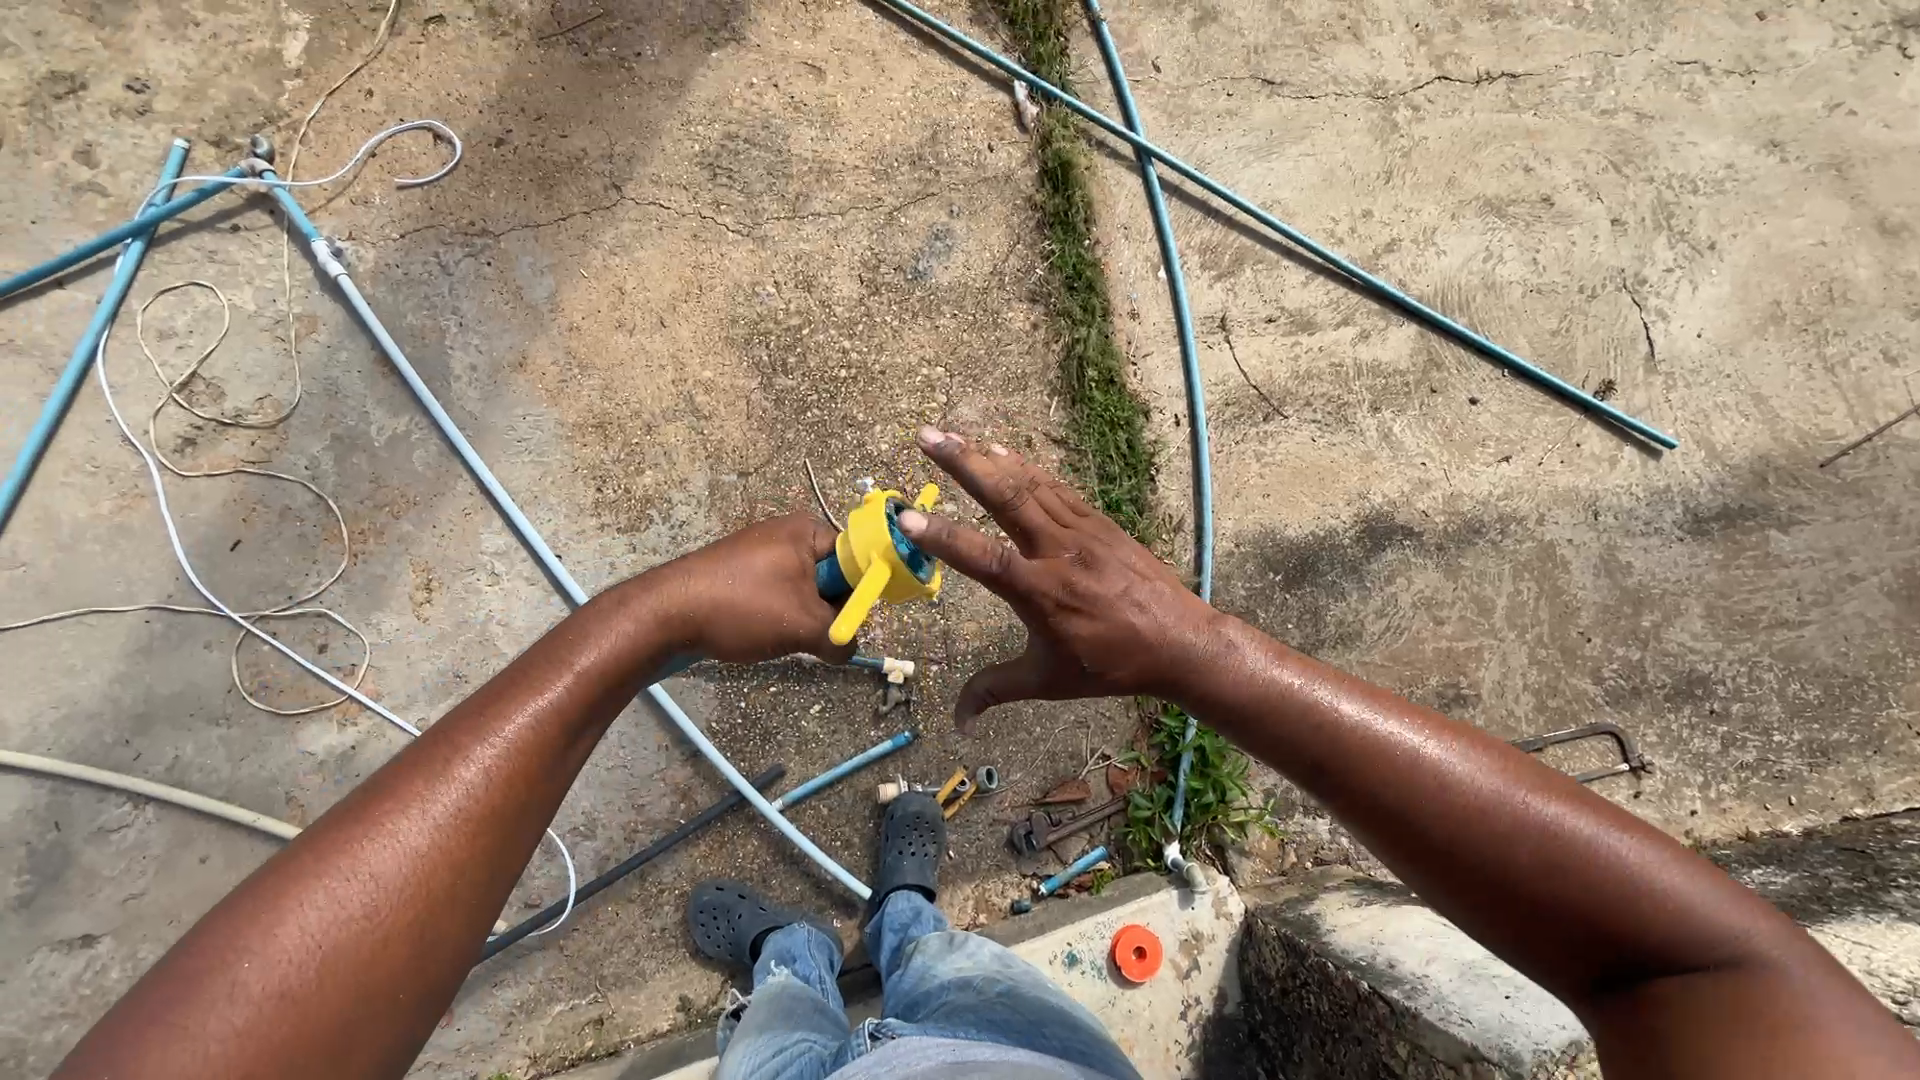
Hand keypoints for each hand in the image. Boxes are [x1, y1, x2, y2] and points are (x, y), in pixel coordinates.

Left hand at [642, 513, 854, 665]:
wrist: (665, 615)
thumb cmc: (743, 607)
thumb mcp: (804, 627)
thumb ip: (840, 638)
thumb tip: (847, 650)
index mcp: (806, 530)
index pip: (855, 558)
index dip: (859, 591)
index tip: (850, 620)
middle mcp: (785, 534)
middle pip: (830, 576)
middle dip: (827, 609)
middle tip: (816, 633)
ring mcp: (759, 553)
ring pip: (803, 591)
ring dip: (801, 618)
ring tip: (782, 635)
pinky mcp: (740, 573)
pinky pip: (777, 595)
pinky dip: (777, 617)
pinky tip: (760, 633)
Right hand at [897, 427, 1224, 728]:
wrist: (1179, 640)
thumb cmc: (1110, 664)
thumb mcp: (1048, 681)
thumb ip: (995, 689)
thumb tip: (958, 722)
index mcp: (1040, 592)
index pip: (981, 558)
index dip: (942, 538)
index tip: (906, 516)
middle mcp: (1056, 551)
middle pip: (1004, 496)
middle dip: (961, 462)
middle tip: (925, 436)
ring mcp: (1080, 530)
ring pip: (1027, 484)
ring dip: (987, 456)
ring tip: (952, 434)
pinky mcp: (1098, 522)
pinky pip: (1054, 487)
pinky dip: (1026, 467)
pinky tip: (1004, 453)